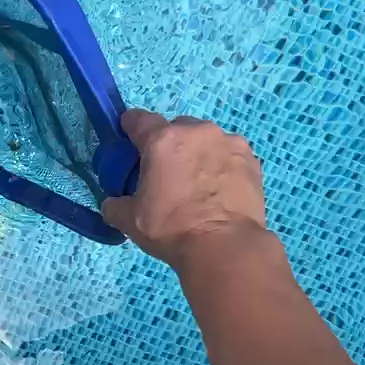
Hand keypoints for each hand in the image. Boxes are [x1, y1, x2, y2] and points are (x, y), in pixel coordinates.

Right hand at [101, 110, 269, 268]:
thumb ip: (115, 205)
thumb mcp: (129, 220)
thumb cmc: (170, 228)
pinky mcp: (251, 159)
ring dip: (196, 155)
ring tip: (195, 185)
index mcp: (163, 141)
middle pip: (176, 129)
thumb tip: (113, 203)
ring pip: (205, 141)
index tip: (127, 137)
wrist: (222, 244)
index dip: (130, 127)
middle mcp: (197, 132)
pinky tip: (216, 191)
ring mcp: (229, 142)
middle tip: (164, 174)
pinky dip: (219, 167)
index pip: (139, 120)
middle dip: (168, 146)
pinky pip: (227, 156)